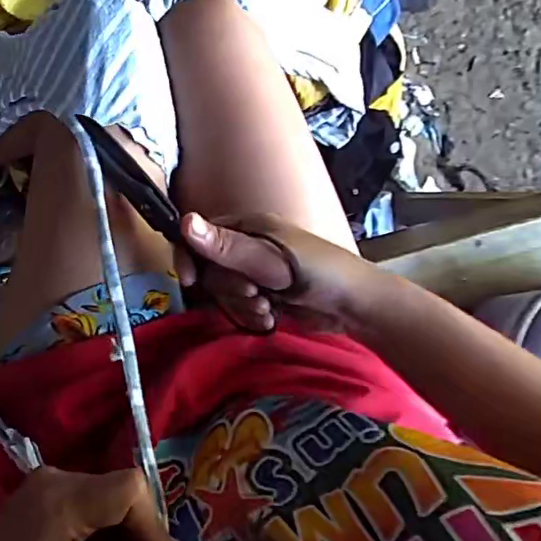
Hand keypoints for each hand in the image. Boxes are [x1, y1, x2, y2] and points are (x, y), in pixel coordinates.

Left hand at [0, 468, 182, 540]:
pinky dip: (101, 523)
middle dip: (140, 526)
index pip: (130, 488)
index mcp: (61, 500)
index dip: (153, 523)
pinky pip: (86, 497)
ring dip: (122, 526)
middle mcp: (53, 478)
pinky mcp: (38, 493)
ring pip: (105, 491)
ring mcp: (43, 482)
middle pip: (119, 487)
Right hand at [178, 212, 390, 332]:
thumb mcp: (269, 260)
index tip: (190, 281)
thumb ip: (226, 246)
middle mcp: (246, 248)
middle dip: (230, 290)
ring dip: (243, 307)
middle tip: (257, 294)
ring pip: (223, 294)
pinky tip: (273, 318)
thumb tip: (185, 222)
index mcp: (247, 227)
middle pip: (209, 272)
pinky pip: (238, 310)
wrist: (355, 306)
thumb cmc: (318, 271)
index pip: (198, 239)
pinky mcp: (262, 296)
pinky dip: (252, 318)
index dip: (189, 259)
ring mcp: (254, 273)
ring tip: (270, 308)